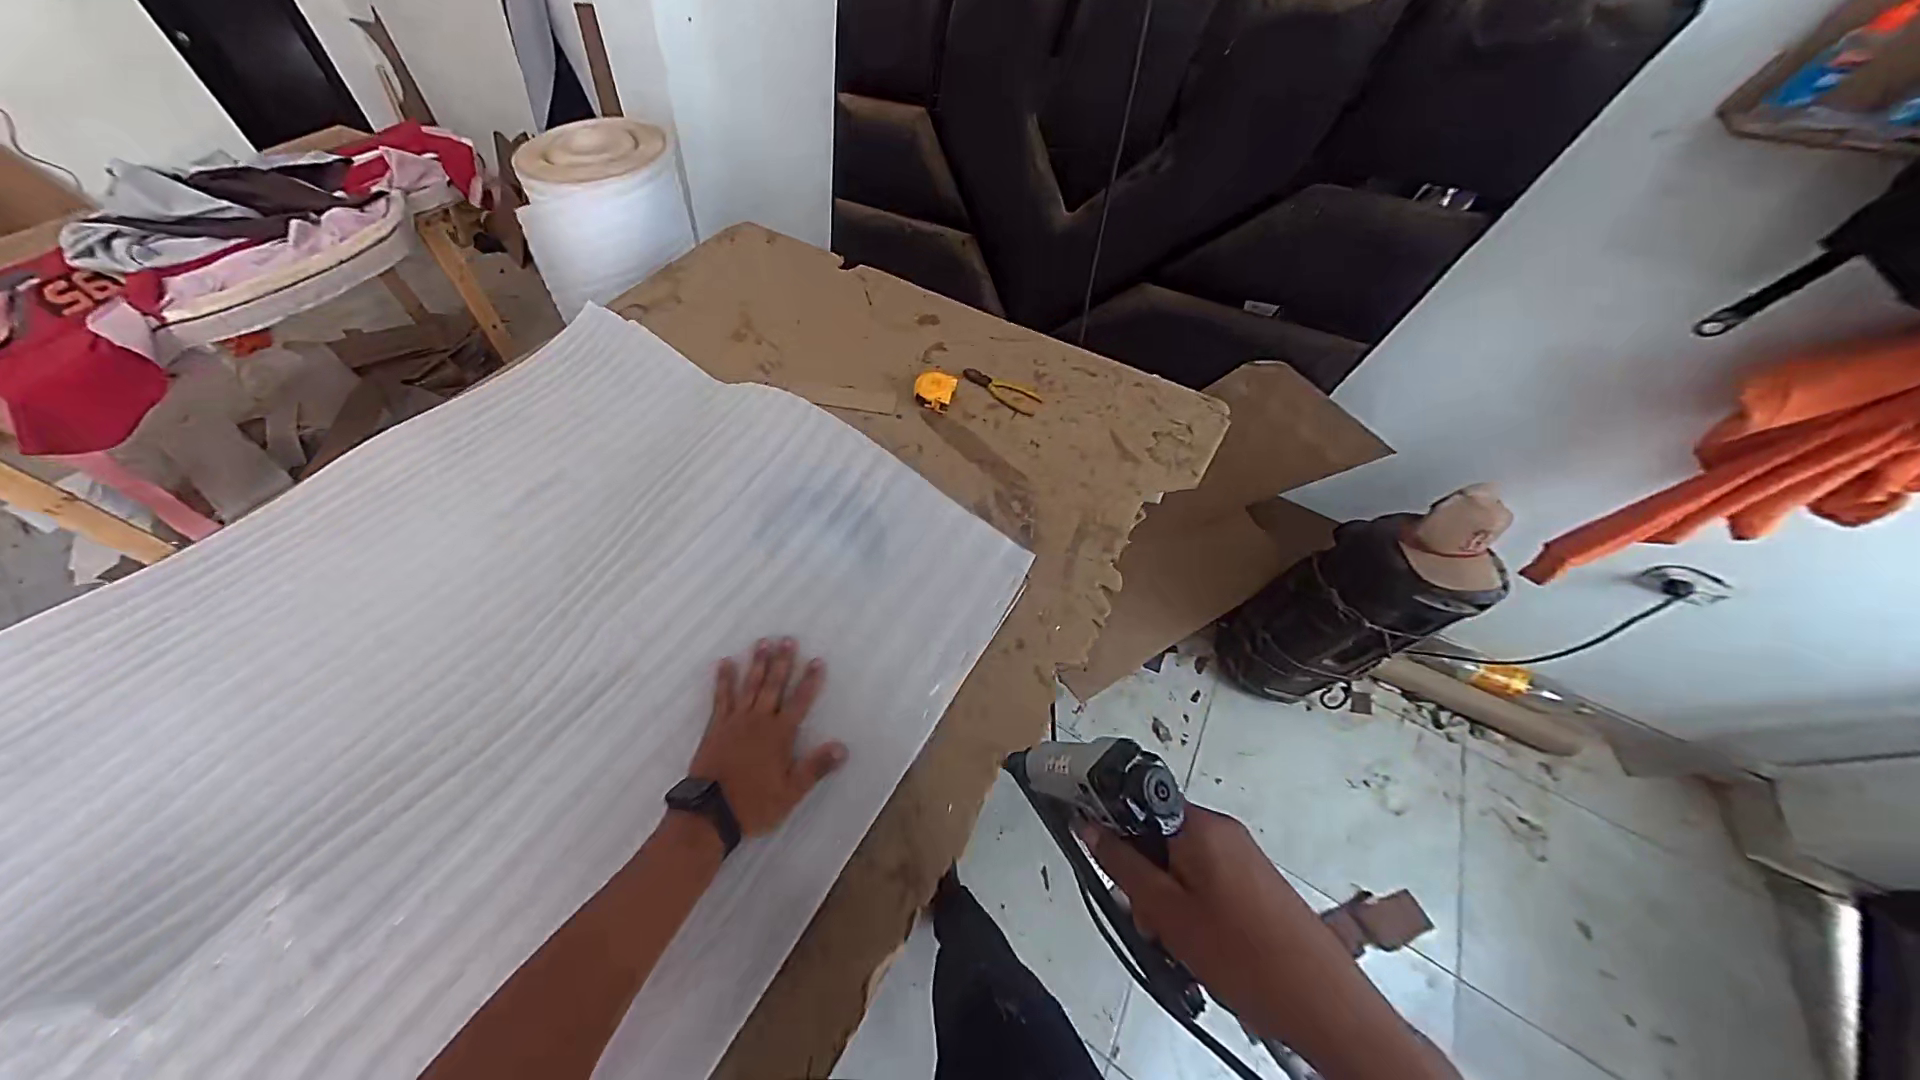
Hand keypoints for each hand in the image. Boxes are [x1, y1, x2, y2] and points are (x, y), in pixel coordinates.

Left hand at [689, 637, 847, 836]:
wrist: (709, 813)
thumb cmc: (754, 803)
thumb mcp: (791, 791)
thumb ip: (816, 767)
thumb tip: (842, 747)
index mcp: (780, 734)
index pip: (800, 701)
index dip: (810, 681)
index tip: (817, 660)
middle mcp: (759, 721)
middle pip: (773, 685)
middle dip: (783, 662)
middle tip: (787, 640)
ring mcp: (735, 721)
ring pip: (749, 686)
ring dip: (757, 664)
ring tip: (763, 642)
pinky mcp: (716, 727)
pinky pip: (721, 698)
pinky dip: (724, 680)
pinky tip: (725, 664)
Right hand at [1080, 806, 1459, 1078]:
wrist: (1324, 1006)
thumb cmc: (1242, 956)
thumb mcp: (1166, 912)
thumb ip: (1122, 863)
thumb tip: (1089, 825)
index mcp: (1200, 825)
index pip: (1139, 800)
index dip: (1112, 822)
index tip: (1094, 847)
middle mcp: (1223, 829)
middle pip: (1159, 833)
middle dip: (1142, 871)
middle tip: (1143, 916)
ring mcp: (1243, 855)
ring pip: (1181, 860)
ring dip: (1164, 893)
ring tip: (1172, 940)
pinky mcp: (1256, 881)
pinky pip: (1206, 878)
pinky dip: (1190, 902)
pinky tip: (1196, 944)